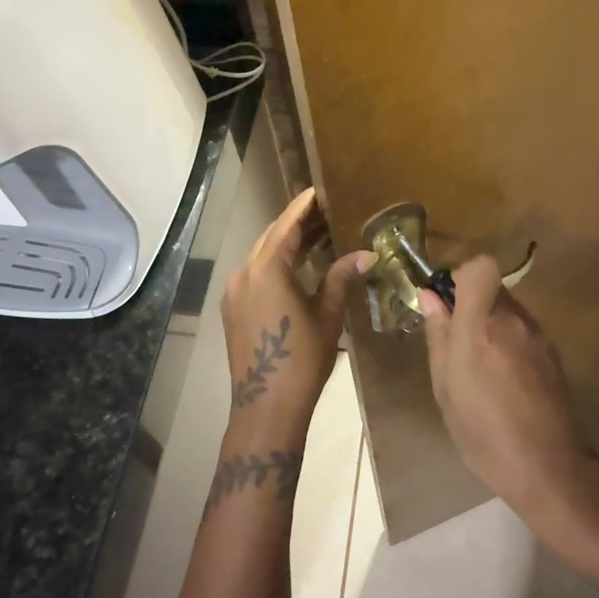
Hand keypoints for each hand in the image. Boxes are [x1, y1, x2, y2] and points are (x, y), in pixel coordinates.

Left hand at [219, 188, 373, 439]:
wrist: (266, 407)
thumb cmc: (303, 359)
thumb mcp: (328, 315)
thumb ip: (341, 277)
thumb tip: (366, 254)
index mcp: (267, 269)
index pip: (287, 226)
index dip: (304, 207)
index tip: (319, 190)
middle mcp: (244, 273)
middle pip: (271, 237)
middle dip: (296, 223)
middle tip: (324, 211)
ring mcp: (234, 291)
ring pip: (261, 255)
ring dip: (285, 243)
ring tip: (315, 236)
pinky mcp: (232, 308)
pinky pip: (254, 274)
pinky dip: (274, 263)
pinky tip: (295, 267)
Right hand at [419, 256, 593, 511]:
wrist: (545, 465)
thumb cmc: (482, 432)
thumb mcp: (445, 387)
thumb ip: (438, 335)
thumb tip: (429, 297)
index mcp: (479, 327)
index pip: (480, 268)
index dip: (462, 275)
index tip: (448, 301)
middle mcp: (512, 321)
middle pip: (492, 287)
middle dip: (473, 303)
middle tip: (458, 339)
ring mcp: (536, 334)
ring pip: (508, 308)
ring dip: (492, 322)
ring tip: (482, 365)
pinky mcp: (552, 351)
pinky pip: (523, 329)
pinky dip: (510, 341)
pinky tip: (505, 378)